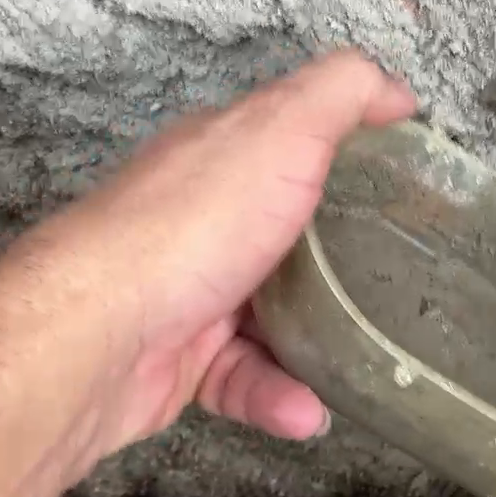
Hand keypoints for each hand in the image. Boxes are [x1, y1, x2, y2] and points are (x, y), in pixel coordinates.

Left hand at [0, 52, 415, 496]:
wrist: (94, 333)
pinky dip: (278, 390)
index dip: (347, 141)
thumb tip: (396, 89)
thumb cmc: (190, 221)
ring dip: (318, 331)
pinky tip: (308, 408)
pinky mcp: (180, 351)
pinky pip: (243, 372)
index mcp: (226, 148)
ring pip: (270, 304)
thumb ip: (344, 88)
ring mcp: (192, 281)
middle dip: (339, 243)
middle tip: (391, 263)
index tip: (401, 171)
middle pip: (287, 218)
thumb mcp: (284, 123)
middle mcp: (206, 209)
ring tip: (362, 351)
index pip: (295, 128)